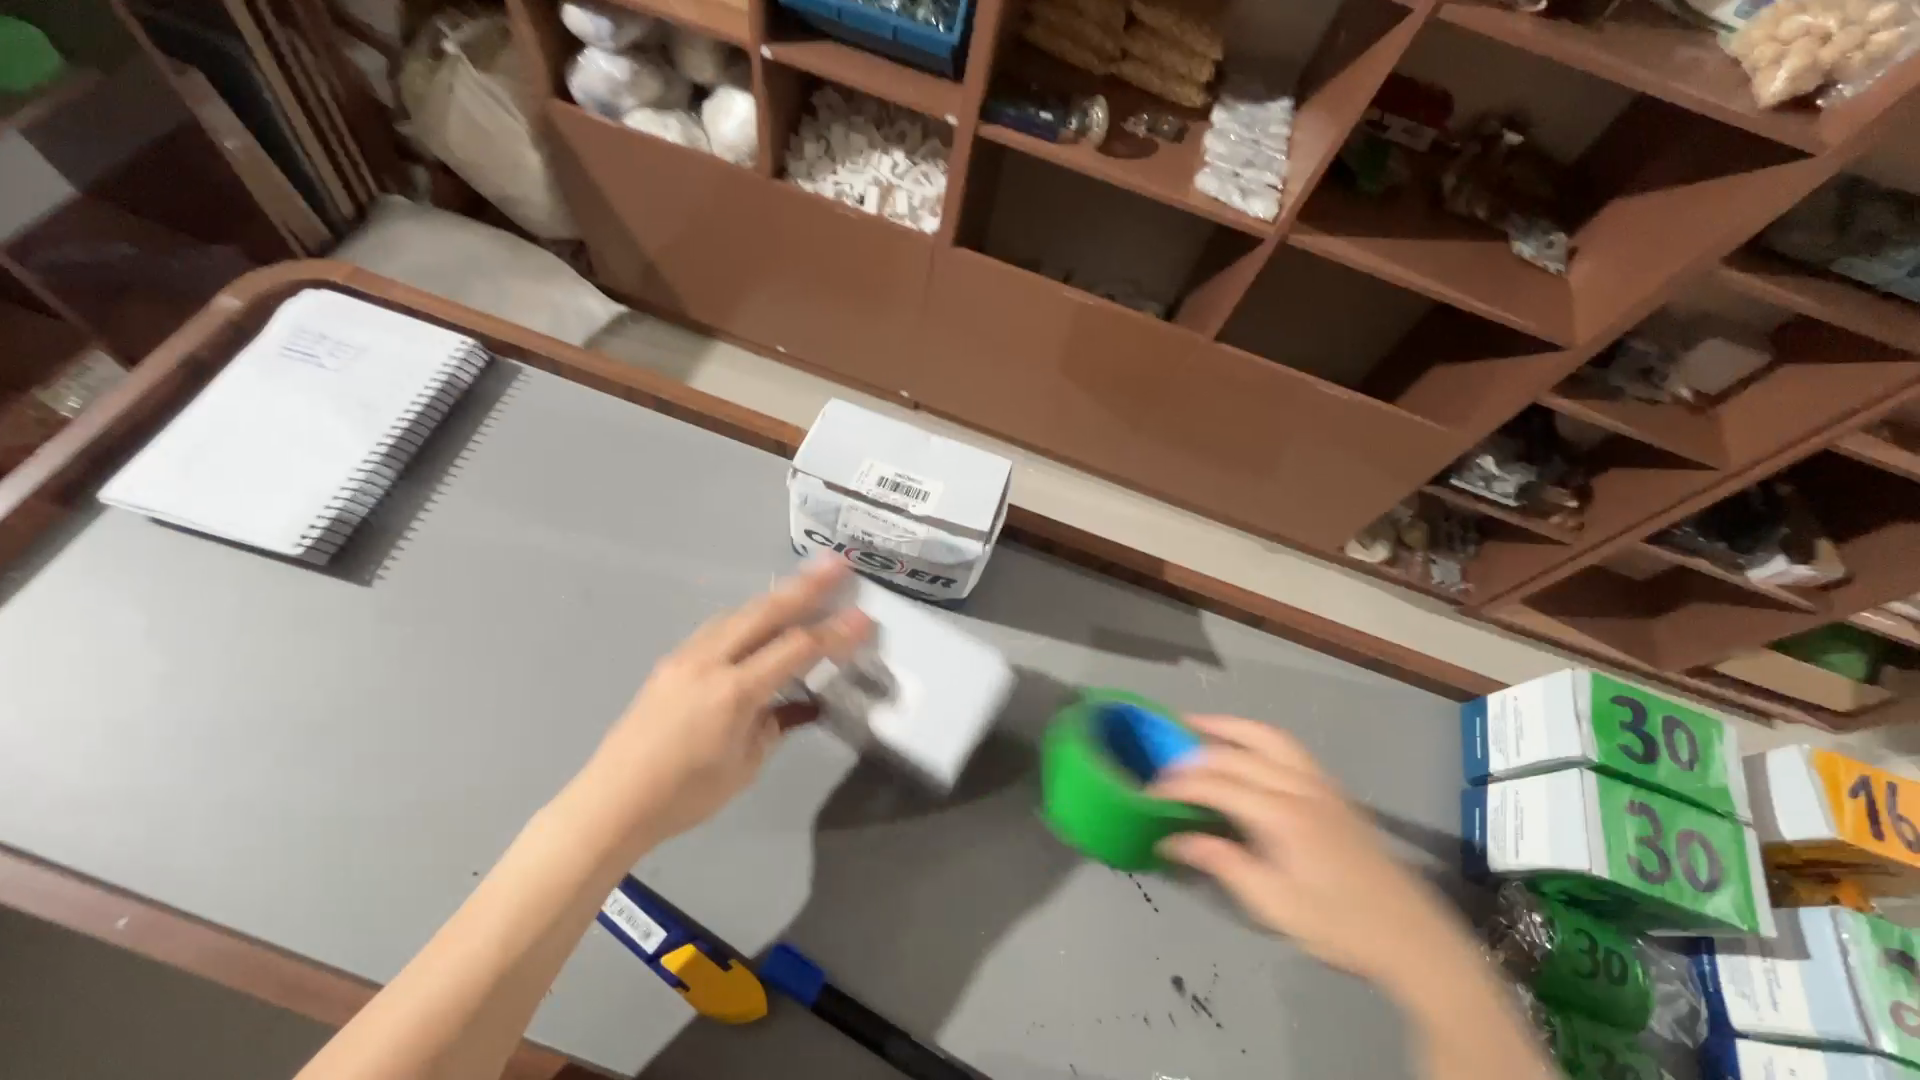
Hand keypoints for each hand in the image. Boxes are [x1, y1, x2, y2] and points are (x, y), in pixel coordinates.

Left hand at [572, 559, 871, 851]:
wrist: (613, 801)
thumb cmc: (685, 795)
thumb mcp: (745, 766)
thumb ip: (775, 726)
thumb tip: (800, 705)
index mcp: (734, 693)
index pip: (796, 650)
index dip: (834, 633)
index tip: (864, 618)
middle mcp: (709, 663)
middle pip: (765, 612)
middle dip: (805, 586)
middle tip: (837, 563)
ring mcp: (686, 658)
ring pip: (738, 614)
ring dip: (775, 597)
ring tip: (805, 582)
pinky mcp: (671, 663)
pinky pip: (718, 628)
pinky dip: (747, 617)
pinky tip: (760, 618)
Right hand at [1149, 717, 1472, 988]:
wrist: (1410, 936)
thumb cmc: (1337, 925)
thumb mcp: (1272, 903)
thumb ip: (1220, 863)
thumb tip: (1170, 839)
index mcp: (1281, 815)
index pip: (1215, 784)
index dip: (1176, 786)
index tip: (1147, 793)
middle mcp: (1299, 787)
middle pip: (1237, 752)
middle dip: (1194, 752)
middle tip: (1162, 758)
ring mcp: (1320, 784)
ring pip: (1267, 736)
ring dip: (1228, 727)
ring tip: (1197, 726)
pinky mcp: (1333, 791)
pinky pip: (1287, 746)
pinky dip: (1256, 737)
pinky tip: (1244, 747)